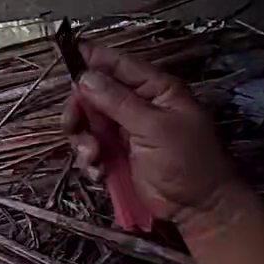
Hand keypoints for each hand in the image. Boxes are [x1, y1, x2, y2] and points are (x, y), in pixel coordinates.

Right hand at [61, 44, 245, 233]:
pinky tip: (100, 172)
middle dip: (81, 110)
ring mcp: (125, 131)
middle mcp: (137, 105)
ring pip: (87, 122)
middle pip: (94, 94)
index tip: (66, 55)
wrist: (197, 208)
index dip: (92, 59)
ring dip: (84, 140)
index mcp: (155, 89)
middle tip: (74, 125)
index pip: (119, 65)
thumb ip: (118, 101)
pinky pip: (91, 148)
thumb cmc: (187, 162)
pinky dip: (90, 160)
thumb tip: (85, 77)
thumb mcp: (154, 127)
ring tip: (94, 157)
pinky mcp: (116, 155)